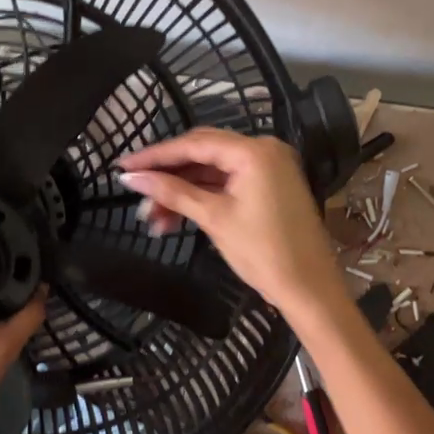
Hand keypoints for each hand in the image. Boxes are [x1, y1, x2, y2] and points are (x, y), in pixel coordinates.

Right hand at [117, 129, 342, 313]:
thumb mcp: (214, 218)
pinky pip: (226, 184)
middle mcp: (262, 150)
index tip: (124, 165)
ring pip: (211, 171)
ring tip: (152, 218)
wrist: (310, 289)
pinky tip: (174, 219)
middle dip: (167, 174)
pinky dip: (201, 198)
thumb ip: (173, 192)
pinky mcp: (268, 187)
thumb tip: (132, 177)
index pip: (194, 144)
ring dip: (181, 191)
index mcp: (253, 151)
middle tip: (136, 191)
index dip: (155, 155)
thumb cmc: (264, 251)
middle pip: (202, 153)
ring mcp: (267, 169)